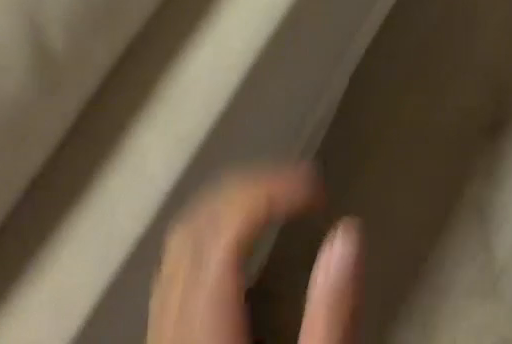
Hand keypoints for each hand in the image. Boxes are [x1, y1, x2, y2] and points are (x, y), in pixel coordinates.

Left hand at [148, 164, 359, 343]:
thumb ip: (332, 312)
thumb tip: (349, 233)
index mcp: (206, 326)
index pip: (225, 228)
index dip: (270, 190)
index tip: (316, 187)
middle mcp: (173, 324)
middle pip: (196, 226)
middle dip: (249, 188)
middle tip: (302, 184)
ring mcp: (162, 333)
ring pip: (179, 244)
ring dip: (228, 206)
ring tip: (277, 200)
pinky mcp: (167, 340)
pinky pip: (176, 267)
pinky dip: (212, 233)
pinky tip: (245, 246)